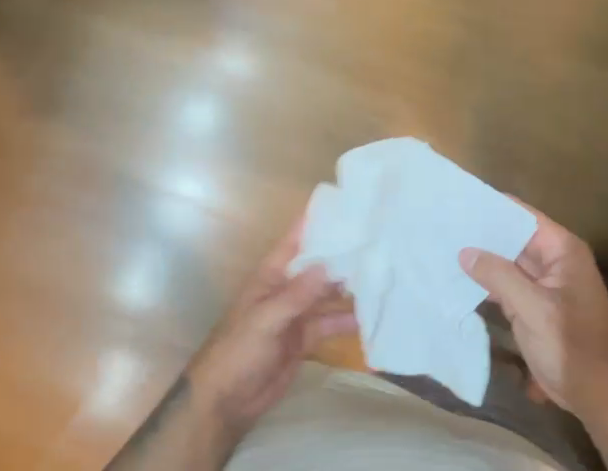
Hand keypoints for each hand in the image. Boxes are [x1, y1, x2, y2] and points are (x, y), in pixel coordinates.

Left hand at [185, 221, 356, 439]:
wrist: (227, 399)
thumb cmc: (239, 350)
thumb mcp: (266, 319)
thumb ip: (296, 294)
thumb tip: (326, 265)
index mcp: (270, 276)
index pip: (294, 241)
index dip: (314, 223)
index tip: (343, 208)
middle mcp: (284, 290)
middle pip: (315, 268)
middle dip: (340, 257)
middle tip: (376, 244)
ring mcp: (295, 316)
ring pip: (325, 296)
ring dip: (346, 290)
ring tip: (379, 279)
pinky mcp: (303, 340)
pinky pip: (327, 325)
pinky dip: (345, 322)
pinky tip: (367, 319)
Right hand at [459, 203, 607, 422]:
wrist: (603, 400)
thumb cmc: (574, 348)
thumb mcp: (533, 308)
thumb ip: (498, 275)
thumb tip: (465, 251)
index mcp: (562, 250)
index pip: (520, 214)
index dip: (489, 205)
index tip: (453, 200)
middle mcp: (553, 261)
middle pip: (511, 236)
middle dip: (479, 232)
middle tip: (437, 224)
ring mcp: (544, 285)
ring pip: (506, 261)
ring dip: (479, 259)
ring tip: (439, 246)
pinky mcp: (534, 307)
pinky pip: (506, 285)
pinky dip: (485, 282)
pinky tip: (455, 279)